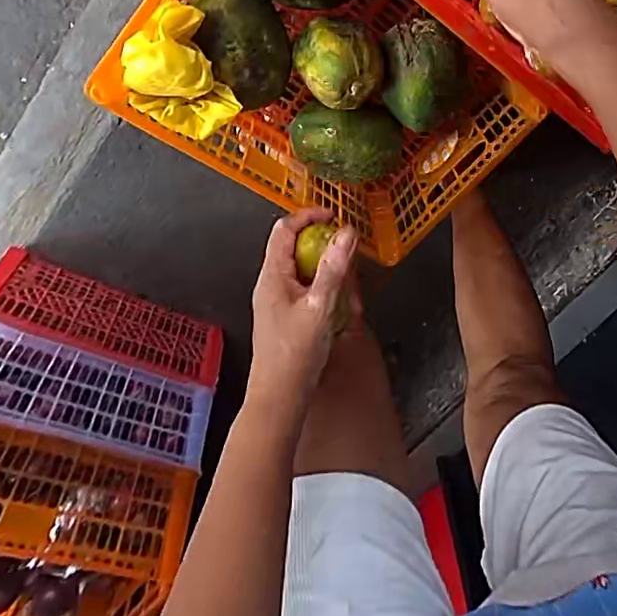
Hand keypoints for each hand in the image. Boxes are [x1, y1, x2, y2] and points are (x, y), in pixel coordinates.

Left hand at [248, 208, 358, 411]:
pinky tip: (338, 305)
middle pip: (294, 247)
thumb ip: (333, 268)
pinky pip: (304, 288)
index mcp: (272, 276)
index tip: (332, 216)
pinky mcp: (285, 314)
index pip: (284, 229)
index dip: (308, 216)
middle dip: (322, 244)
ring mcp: (276, 300)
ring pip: (302, 269)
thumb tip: (346, 234)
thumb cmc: (293, 356)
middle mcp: (270, 284)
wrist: (279, 399)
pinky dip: (323, 287)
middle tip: (346, 251)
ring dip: (325, 268)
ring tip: (346, 283)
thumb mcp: (320, 307)